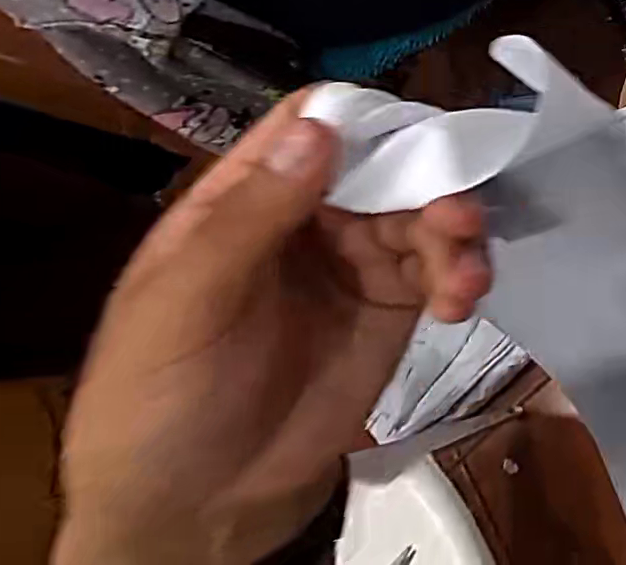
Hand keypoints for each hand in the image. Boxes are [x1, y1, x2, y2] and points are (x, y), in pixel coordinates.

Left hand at [54, 89, 492, 564]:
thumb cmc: (160, 401)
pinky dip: (463, 273)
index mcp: (253, 194)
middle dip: (436, 181)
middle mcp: (319, 209)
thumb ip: (251, 217)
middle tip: (459, 219)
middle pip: (394, 161)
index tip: (411, 137)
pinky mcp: (402, 293)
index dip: (362, 118)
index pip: (316, 123)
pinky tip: (460, 303)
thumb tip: (322, 129)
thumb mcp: (183, 308)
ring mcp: (365, 250)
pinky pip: (445, 263)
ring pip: (430, 209)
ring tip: (465, 279)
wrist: (207, 509)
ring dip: (459, 234)